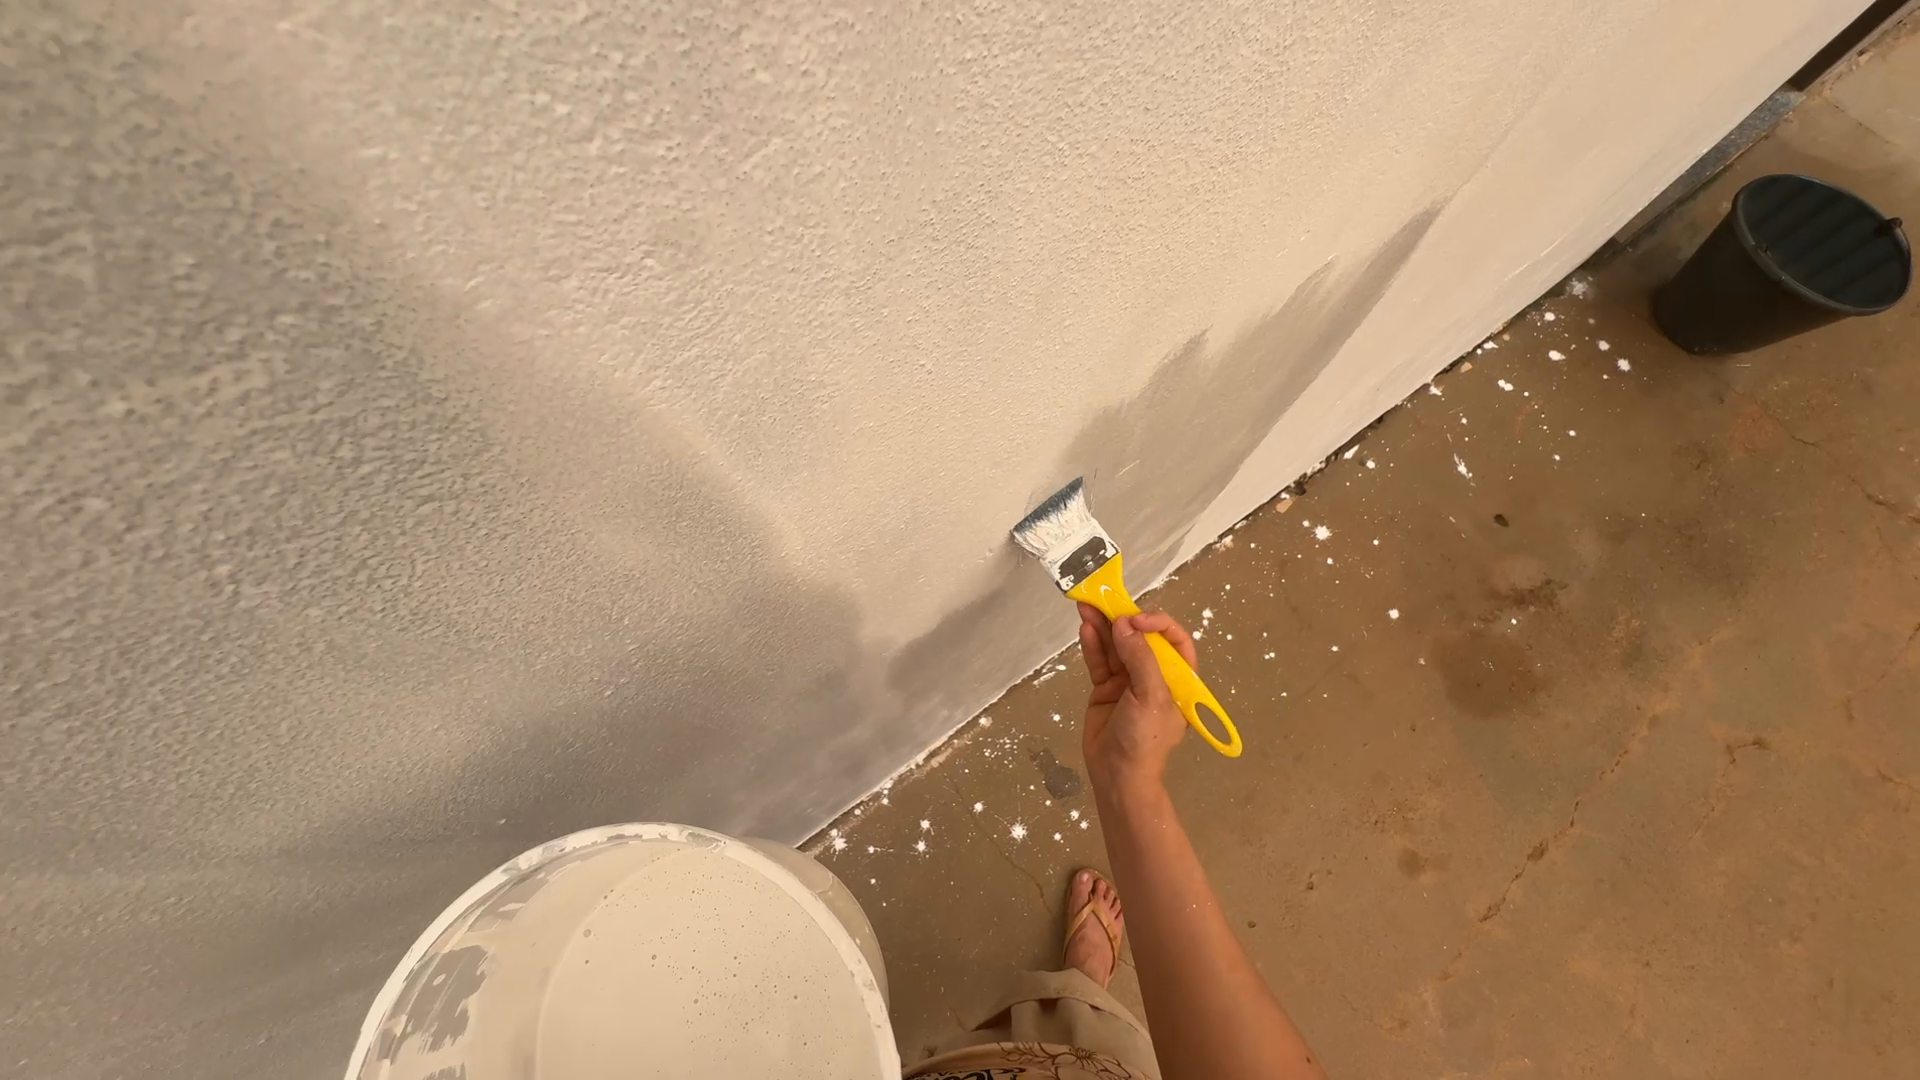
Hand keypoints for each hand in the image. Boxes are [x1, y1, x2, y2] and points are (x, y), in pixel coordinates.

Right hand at [1077, 603, 1199, 792]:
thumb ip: (1139, 657)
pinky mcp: (1105, 689)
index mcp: (1178, 679)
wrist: (1118, 776)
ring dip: (1103, 626)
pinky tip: (1086, 628)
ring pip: (1117, 646)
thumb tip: (1124, 623)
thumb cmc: (1145, 738)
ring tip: (1086, 606)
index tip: (1135, 618)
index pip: (1173, 640)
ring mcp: (1128, 682)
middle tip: (1102, 599)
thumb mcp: (1150, 696)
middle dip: (1123, 618)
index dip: (1157, 623)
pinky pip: (1100, 661)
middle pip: (1140, 638)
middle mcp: (1155, 676)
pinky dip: (1093, 644)